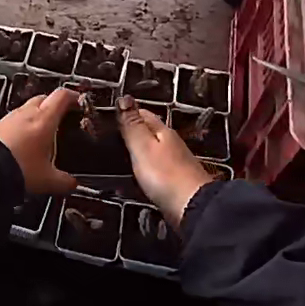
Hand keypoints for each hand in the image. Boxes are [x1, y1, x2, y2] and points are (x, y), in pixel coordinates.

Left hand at [0, 89, 79, 195]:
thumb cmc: (19, 169)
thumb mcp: (47, 180)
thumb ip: (64, 181)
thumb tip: (73, 184)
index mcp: (45, 119)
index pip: (62, 96)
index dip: (72, 96)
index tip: (79, 103)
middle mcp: (27, 113)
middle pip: (44, 98)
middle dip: (54, 105)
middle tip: (61, 119)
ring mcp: (9, 118)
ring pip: (27, 108)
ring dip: (35, 115)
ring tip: (40, 134)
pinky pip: (12, 120)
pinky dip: (20, 126)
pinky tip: (21, 143)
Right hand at [118, 96, 215, 229]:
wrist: (193, 208)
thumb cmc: (164, 175)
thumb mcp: (142, 147)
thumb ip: (132, 125)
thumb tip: (124, 97)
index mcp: (163, 131)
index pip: (144, 113)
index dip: (127, 112)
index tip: (111, 114)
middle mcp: (172, 143)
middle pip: (150, 131)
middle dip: (133, 130)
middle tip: (112, 135)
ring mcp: (176, 162)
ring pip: (154, 149)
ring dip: (140, 149)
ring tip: (121, 154)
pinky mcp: (177, 181)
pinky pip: (158, 167)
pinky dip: (147, 167)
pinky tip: (139, 174)